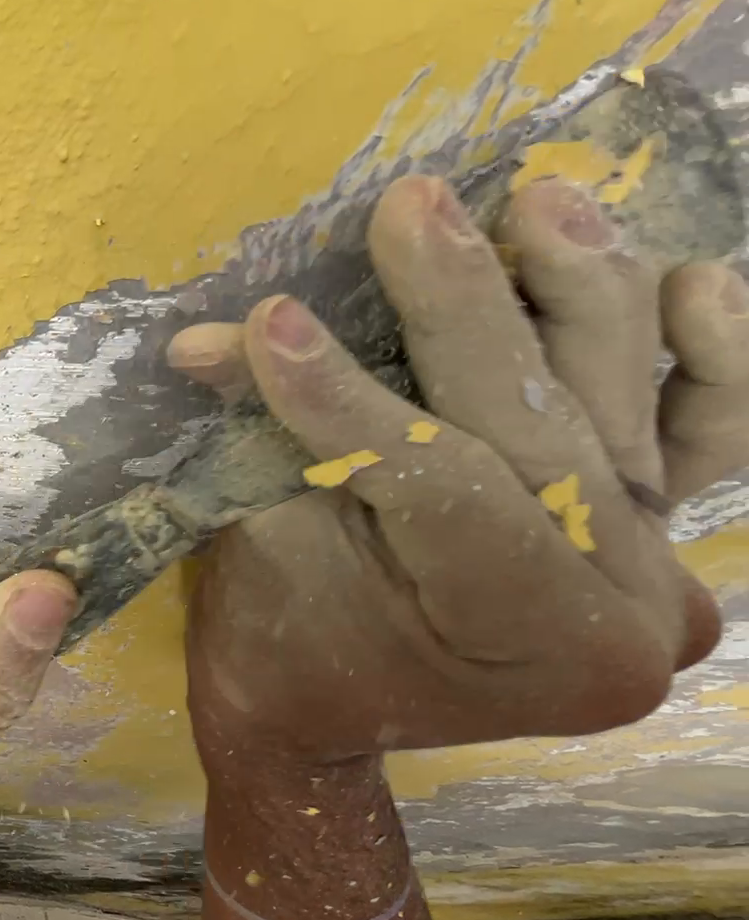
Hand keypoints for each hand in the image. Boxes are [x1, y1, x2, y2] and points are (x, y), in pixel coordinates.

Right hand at [166, 176, 748, 767]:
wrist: (313, 715)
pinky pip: (704, 440)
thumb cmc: (271, 657)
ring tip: (536, 204)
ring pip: (628, 406)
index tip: (267, 322)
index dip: (343, 397)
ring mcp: (660, 571)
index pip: (439, 482)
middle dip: (459, 308)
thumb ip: (262, 444)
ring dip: (578, 294)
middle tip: (408, 208)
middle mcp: (630, 606)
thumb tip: (220, 338)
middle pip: (539, 424)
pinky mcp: (647, 539)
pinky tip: (691, 284)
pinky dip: (707, 361)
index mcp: (530, 639)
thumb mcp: (258, 555)